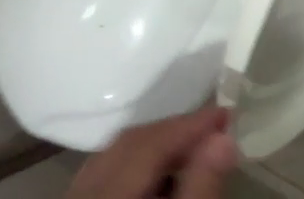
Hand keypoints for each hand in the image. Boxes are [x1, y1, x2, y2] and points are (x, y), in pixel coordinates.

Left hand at [67, 106, 238, 198]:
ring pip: (113, 156)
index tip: (228, 113)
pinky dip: (135, 166)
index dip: (191, 123)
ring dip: (155, 147)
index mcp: (106, 191)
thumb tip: (224, 136)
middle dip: (174, 132)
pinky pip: (102, 174)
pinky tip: (161, 178)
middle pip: (129, 142)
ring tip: (194, 152)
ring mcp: (74, 195)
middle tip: (215, 131)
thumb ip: (200, 184)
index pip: (151, 141)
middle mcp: (82, 187)